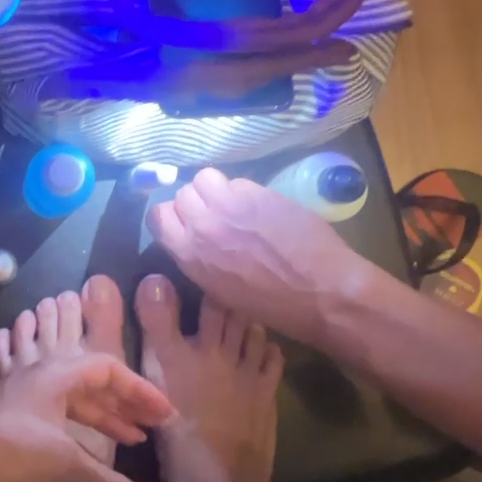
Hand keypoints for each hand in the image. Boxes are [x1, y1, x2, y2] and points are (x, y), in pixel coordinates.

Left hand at [0, 352, 173, 481]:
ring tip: (128, 440)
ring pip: (69, 399)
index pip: (108, 368)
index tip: (165, 416)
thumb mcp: (61, 464)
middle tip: (150, 429)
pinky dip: (74, 428)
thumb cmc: (3, 447)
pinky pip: (51, 415)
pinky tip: (82, 448)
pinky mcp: (6, 419)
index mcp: (55, 374)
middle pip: (89, 380)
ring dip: (99, 416)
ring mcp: (19, 397)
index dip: (140, 390)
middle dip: (122, 403)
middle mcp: (39, 378)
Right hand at [147, 167, 378, 342]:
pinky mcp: (258, 194)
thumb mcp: (218, 288)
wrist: (323, 295)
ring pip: (206, 177)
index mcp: (189, 254)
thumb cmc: (272, 304)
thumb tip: (193, 235)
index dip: (172, 215)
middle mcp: (203, 225)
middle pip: (182, 193)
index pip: (157, 214)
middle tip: (216, 214)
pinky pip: (238, 181)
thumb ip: (197, 256)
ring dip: (216, 189)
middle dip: (196, 201)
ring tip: (235, 204)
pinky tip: (261, 208)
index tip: (186, 222)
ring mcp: (231, 206)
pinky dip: (245, 191)